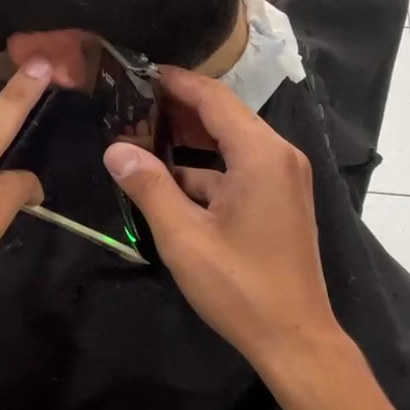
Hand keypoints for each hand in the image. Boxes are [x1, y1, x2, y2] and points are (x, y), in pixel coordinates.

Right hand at [104, 67, 343, 371]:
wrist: (294, 337)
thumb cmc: (239, 287)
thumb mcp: (183, 237)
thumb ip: (149, 187)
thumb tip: (115, 148)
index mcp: (260, 155)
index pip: (213, 98)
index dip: (175, 82)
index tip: (137, 72)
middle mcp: (279, 156)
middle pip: (224, 116)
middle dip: (177, 109)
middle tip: (130, 104)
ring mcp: (283, 179)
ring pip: (228, 146)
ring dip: (188, 143)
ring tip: (139, 138)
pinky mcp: (280, 201)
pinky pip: (238, 170)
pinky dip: (204, 171)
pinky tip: (168, 181)